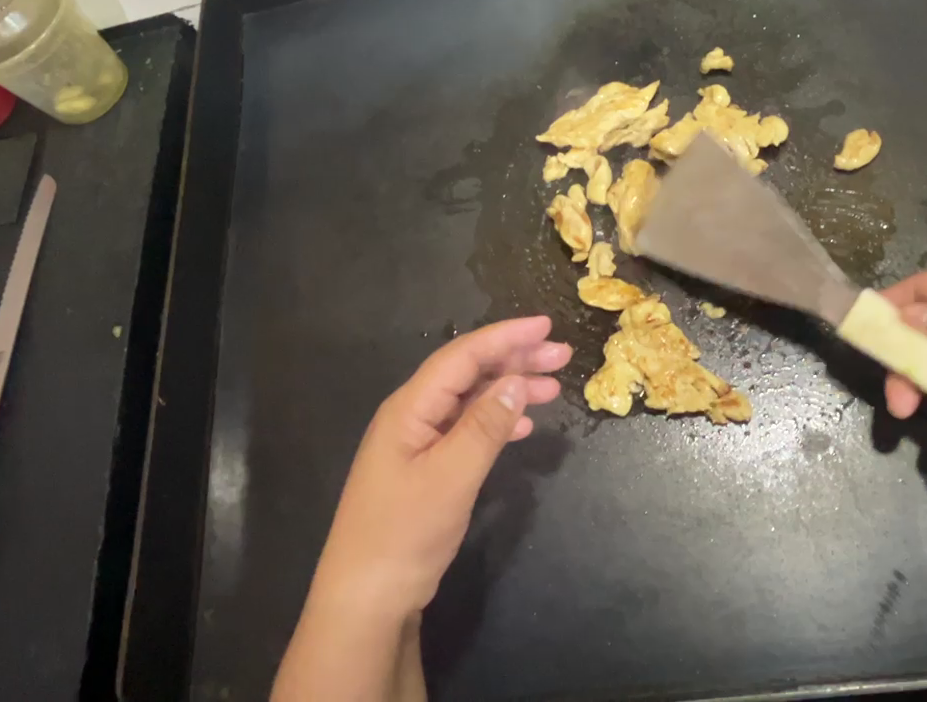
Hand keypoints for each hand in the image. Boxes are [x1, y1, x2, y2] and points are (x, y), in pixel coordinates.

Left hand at [309, 316, 571, 617]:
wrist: (365, 601)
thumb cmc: (404, 534)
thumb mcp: (450, 478)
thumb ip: (484, 427)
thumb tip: (516, 381)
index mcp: (410, 407)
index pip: (462, 357)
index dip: (504, 337)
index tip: (546, 326)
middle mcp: (412, 416)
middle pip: (467, 373)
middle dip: (513, 359)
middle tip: (561, 354)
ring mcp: (417, 443)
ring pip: (470, 401)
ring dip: (509, 390)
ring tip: (553, 386)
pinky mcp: (425, 469)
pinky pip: (466, 430)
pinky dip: (497, 423)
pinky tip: (523, 426)